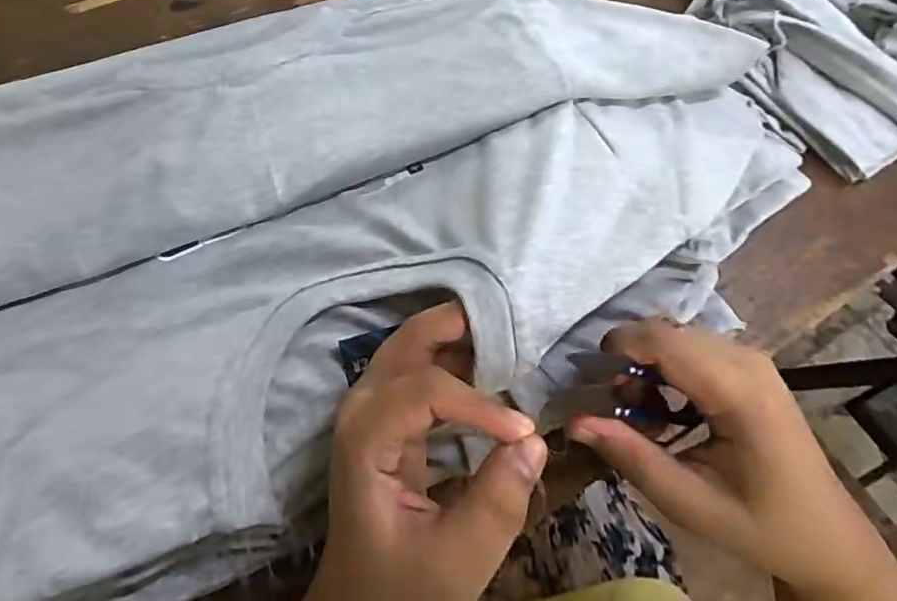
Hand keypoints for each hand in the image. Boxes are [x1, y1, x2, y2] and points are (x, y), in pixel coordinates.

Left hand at [305, 302, 548, 600]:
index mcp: (366, 436)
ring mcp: (372, 406)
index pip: (426, 390)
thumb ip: (497, 503)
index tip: (524, 429)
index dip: (479, 403)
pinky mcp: (389, 417)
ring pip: (414, 346)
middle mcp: (362, 406)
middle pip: (410, 341)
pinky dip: (455, 359)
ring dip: (458, 337)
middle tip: (511, 323)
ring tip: (508, 340)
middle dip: (458, 324)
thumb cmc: (401, 586)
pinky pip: (421, 370)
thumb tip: (533, 442)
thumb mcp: (456, 562)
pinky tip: (490, 369)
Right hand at [568, 321, 896, 600]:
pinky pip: (692, 345)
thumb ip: (633, 457)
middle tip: (616, 407)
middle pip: (666, 332)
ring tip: (643, 414)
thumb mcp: (691, 503)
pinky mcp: (749, 363)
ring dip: (648, 365)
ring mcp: (751, 357)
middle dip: (630, 360)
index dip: (619, 348)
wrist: (829, 539)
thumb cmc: (761, 525)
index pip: (662, 339)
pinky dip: (668, 368)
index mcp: (739, 390)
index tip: (591, 381)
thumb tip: (575, 422)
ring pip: (676, 335)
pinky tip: (668, 408)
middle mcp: (746, 358)